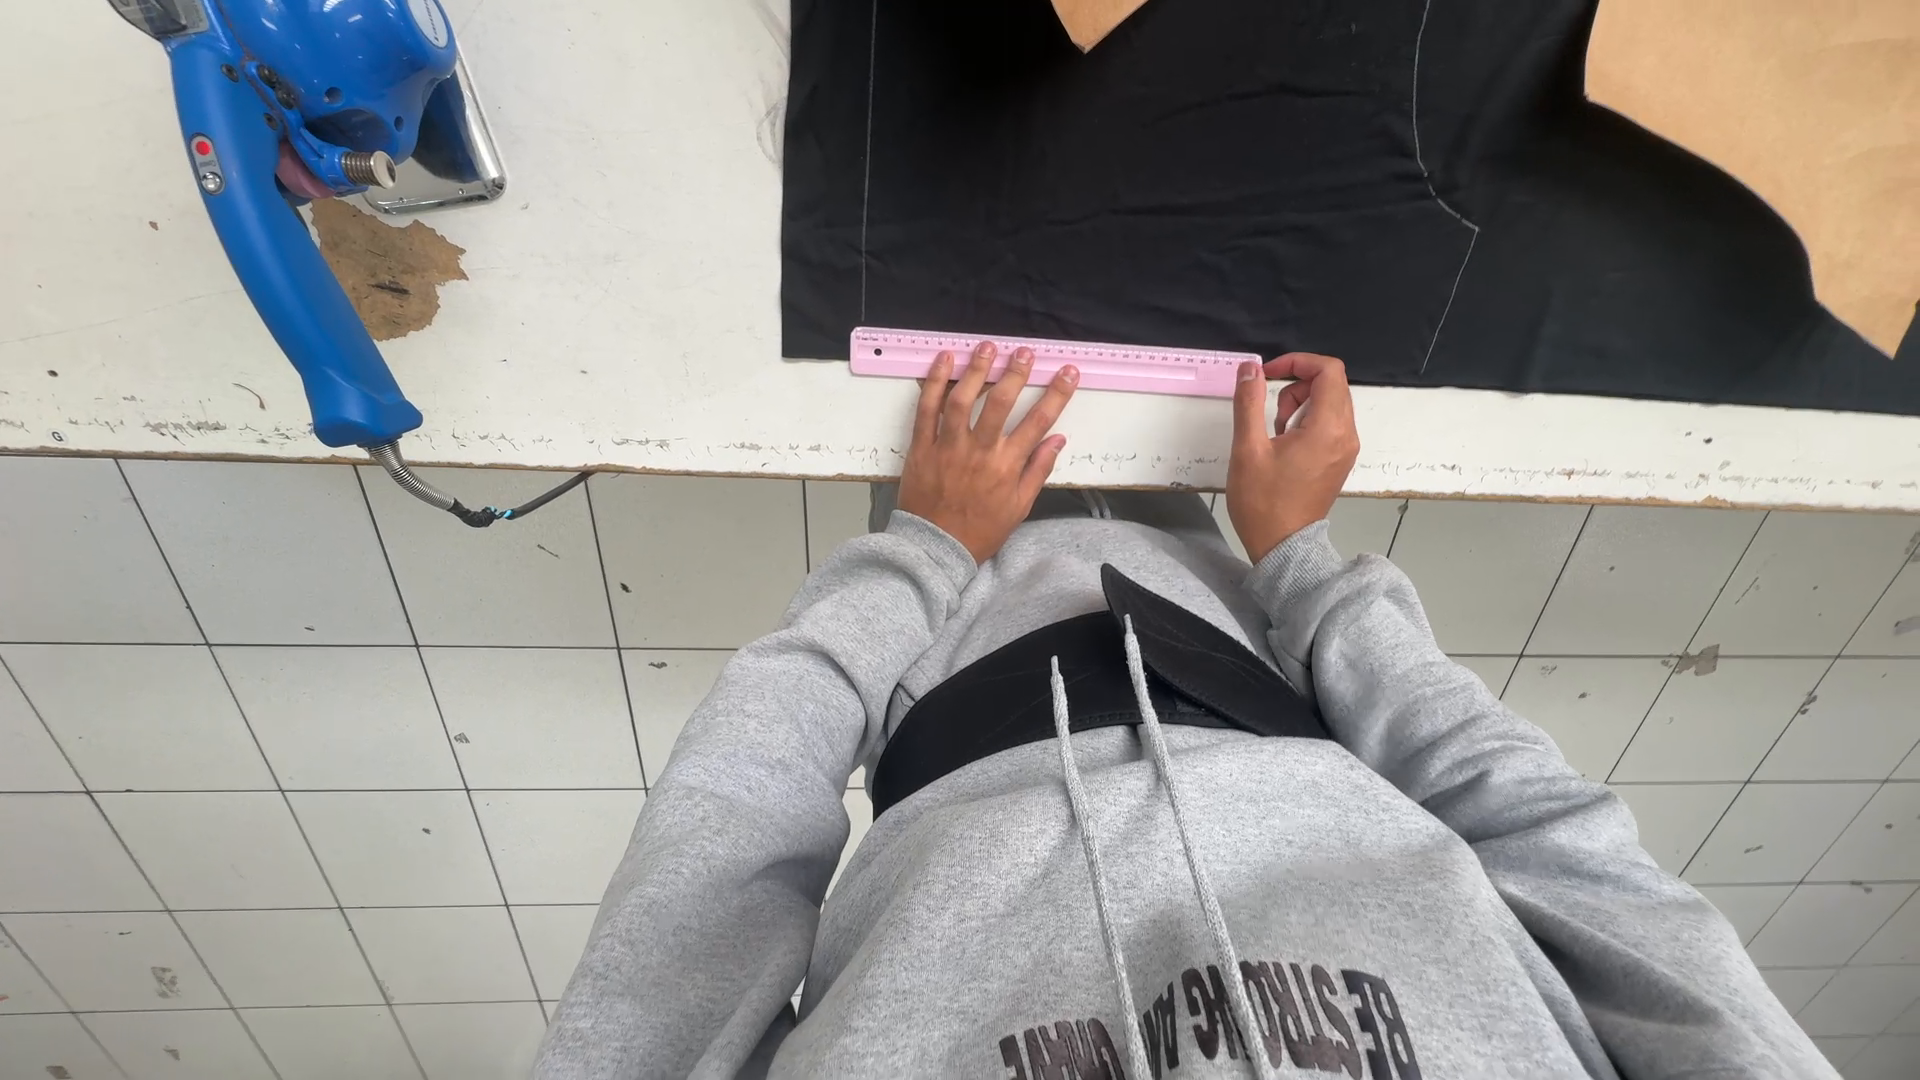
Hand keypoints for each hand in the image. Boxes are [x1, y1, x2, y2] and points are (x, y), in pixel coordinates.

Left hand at [898, 341, 1078, 562]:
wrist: (936, 549)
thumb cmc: (980, 531)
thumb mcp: (1020, 507)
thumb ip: (1038, 471)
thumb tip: (1058, 439)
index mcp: (1007, 467)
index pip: (1039, 422)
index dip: (1057, 394)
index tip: (1068, 372)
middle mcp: (980, 452)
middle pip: (1001, 402)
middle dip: (1016, 372)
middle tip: (1024, 352)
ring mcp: (948, 447)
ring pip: (963, 399)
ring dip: (976, 369)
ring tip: (987, 347)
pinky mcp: (921, 447)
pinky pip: (926, 409)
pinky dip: (934, 382)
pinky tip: (944, 360)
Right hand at [1225, 352, 1359, 563]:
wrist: (1281, 546)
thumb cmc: (1262, 502)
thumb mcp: (1248, 449)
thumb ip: (1249, 403)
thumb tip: (1250, 368)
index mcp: (1328, 428)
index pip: (1329, 371)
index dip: (1297, 362)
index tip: (1267, 374)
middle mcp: (1346, 435)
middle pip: (1331, 385)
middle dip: (1296, 386)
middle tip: (1268, 412)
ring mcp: (1346, 449)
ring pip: (1330, 404)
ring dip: (1300, 405)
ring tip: (1274, 433)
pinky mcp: (1340, 461)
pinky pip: (1330, 425)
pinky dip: (1308, 422)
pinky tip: (1285, 446)